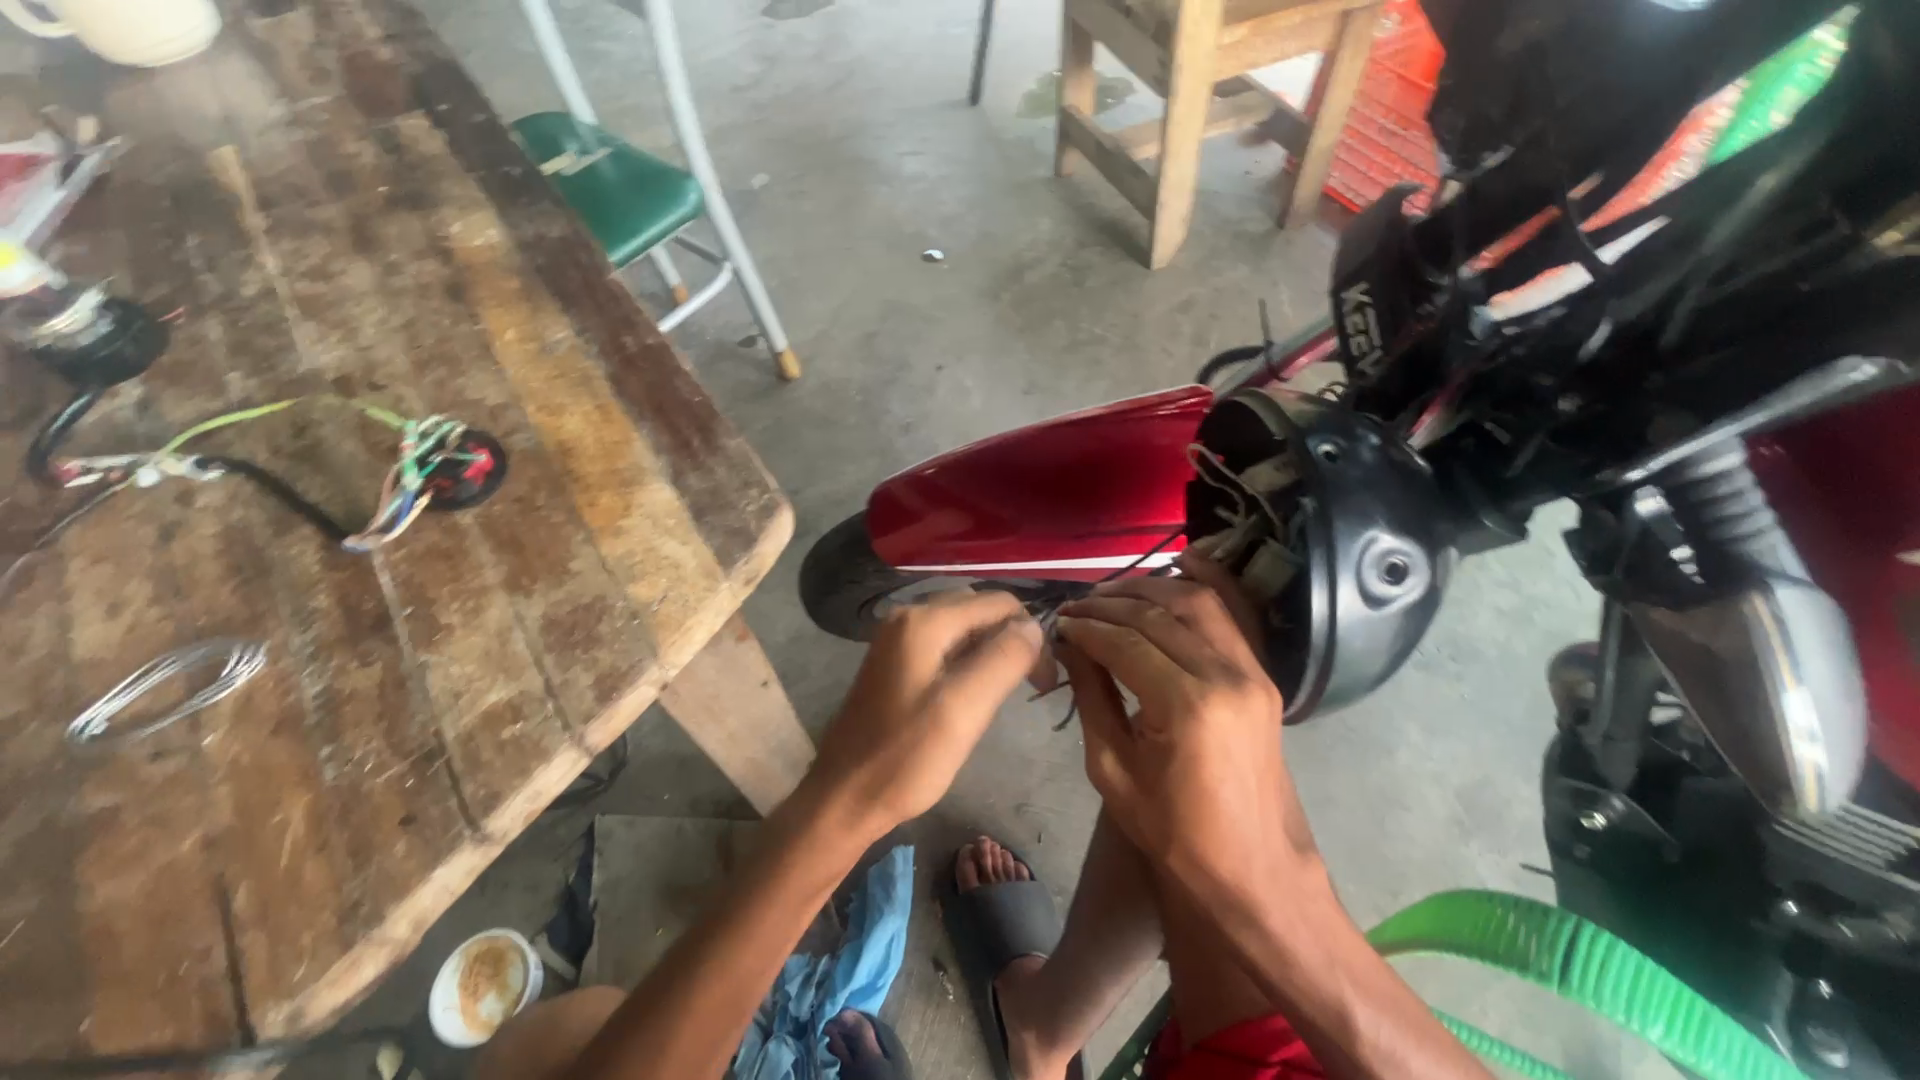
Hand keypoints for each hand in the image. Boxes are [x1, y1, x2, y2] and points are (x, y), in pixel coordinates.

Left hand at [808, 590, 1041, 835]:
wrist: (844, 797)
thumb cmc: (906, 757)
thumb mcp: (965, 708)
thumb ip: (1004, 659)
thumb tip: (1035, 626)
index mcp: (924, 621)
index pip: (999, 603)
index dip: (1031, 634)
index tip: (1044, 681)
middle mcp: (907, 618)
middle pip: (979, 610)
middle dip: (1011, 640)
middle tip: (1031, 686)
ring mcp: (896, 640)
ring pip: (963, 629)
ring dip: (991, 652)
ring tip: (1004, 695)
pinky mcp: (894, 664)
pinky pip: (943, 647)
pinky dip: (967, 663)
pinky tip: (972, 697)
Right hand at [1056, 555, 1322, 900]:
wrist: (1252, 867)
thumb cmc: (1173, 832)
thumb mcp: (1113, 769)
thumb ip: (1093, 695)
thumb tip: (1071, 642)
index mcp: (1186, 706)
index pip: (1125, 641)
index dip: (1086, 627)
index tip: (1057, 622)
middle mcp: (1225, 676)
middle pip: (1159, 613)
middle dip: (1110, 602)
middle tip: (1075, 606)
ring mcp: (1252, 673)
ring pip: (1198, 602)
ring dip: (1151, 587)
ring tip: (1111, 593)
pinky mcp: (1262, 677)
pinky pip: (1229, 617)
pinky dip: (1200, 588)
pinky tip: (1177, 567)